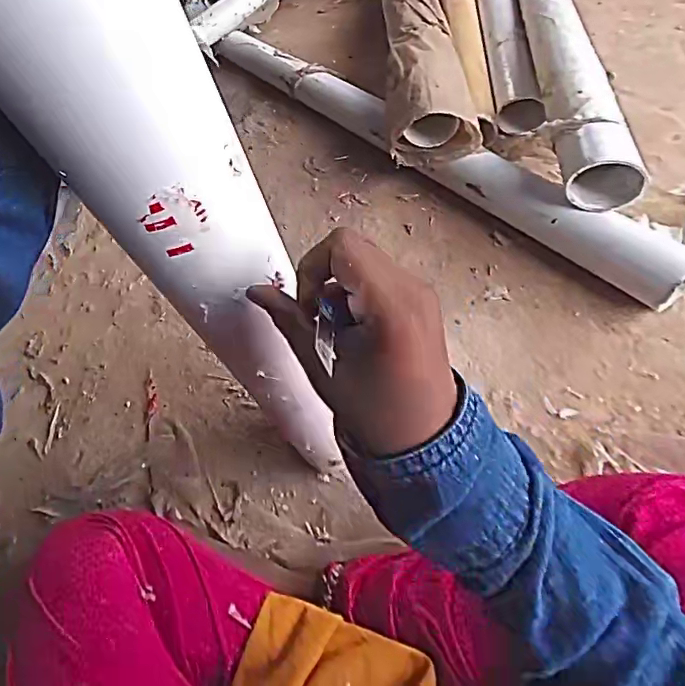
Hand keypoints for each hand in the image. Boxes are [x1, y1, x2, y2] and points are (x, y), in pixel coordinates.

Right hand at [247, 228, 458, 457]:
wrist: (423, 439)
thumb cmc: (379, 412)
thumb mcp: (321, 365)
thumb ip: (289, 319)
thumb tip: (261, 293)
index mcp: (391, 304)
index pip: (341, 246)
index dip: (312, 269)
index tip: (310, 305)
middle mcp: (412, 290)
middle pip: (351, 248)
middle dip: (324, 276)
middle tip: (321, 316)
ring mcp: (420, 292)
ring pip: (363, 259)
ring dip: (341, 286)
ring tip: (342, 329)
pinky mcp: (420, 299)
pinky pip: (379, 275)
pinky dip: (358, 292)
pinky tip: (357, 330)